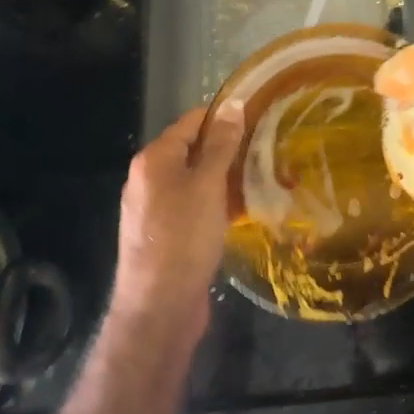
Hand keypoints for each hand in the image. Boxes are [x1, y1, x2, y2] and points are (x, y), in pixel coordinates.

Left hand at [111, 99, 244, 329]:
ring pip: (194, 181)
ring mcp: (152, 209)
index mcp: (154, 160)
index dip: (223, 118)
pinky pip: (191, 207)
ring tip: (260, 179)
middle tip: (265, 151)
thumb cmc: (184, 238)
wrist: (158, 308)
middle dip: (226, 150)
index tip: (259, 119)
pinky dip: (214, 204)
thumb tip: (232, 105)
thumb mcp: (208, 185)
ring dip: (223, 179)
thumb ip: (220, 144)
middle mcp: (147, 179)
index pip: (191, 121)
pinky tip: (239, 212)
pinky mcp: (162, 235)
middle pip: (192, 150)